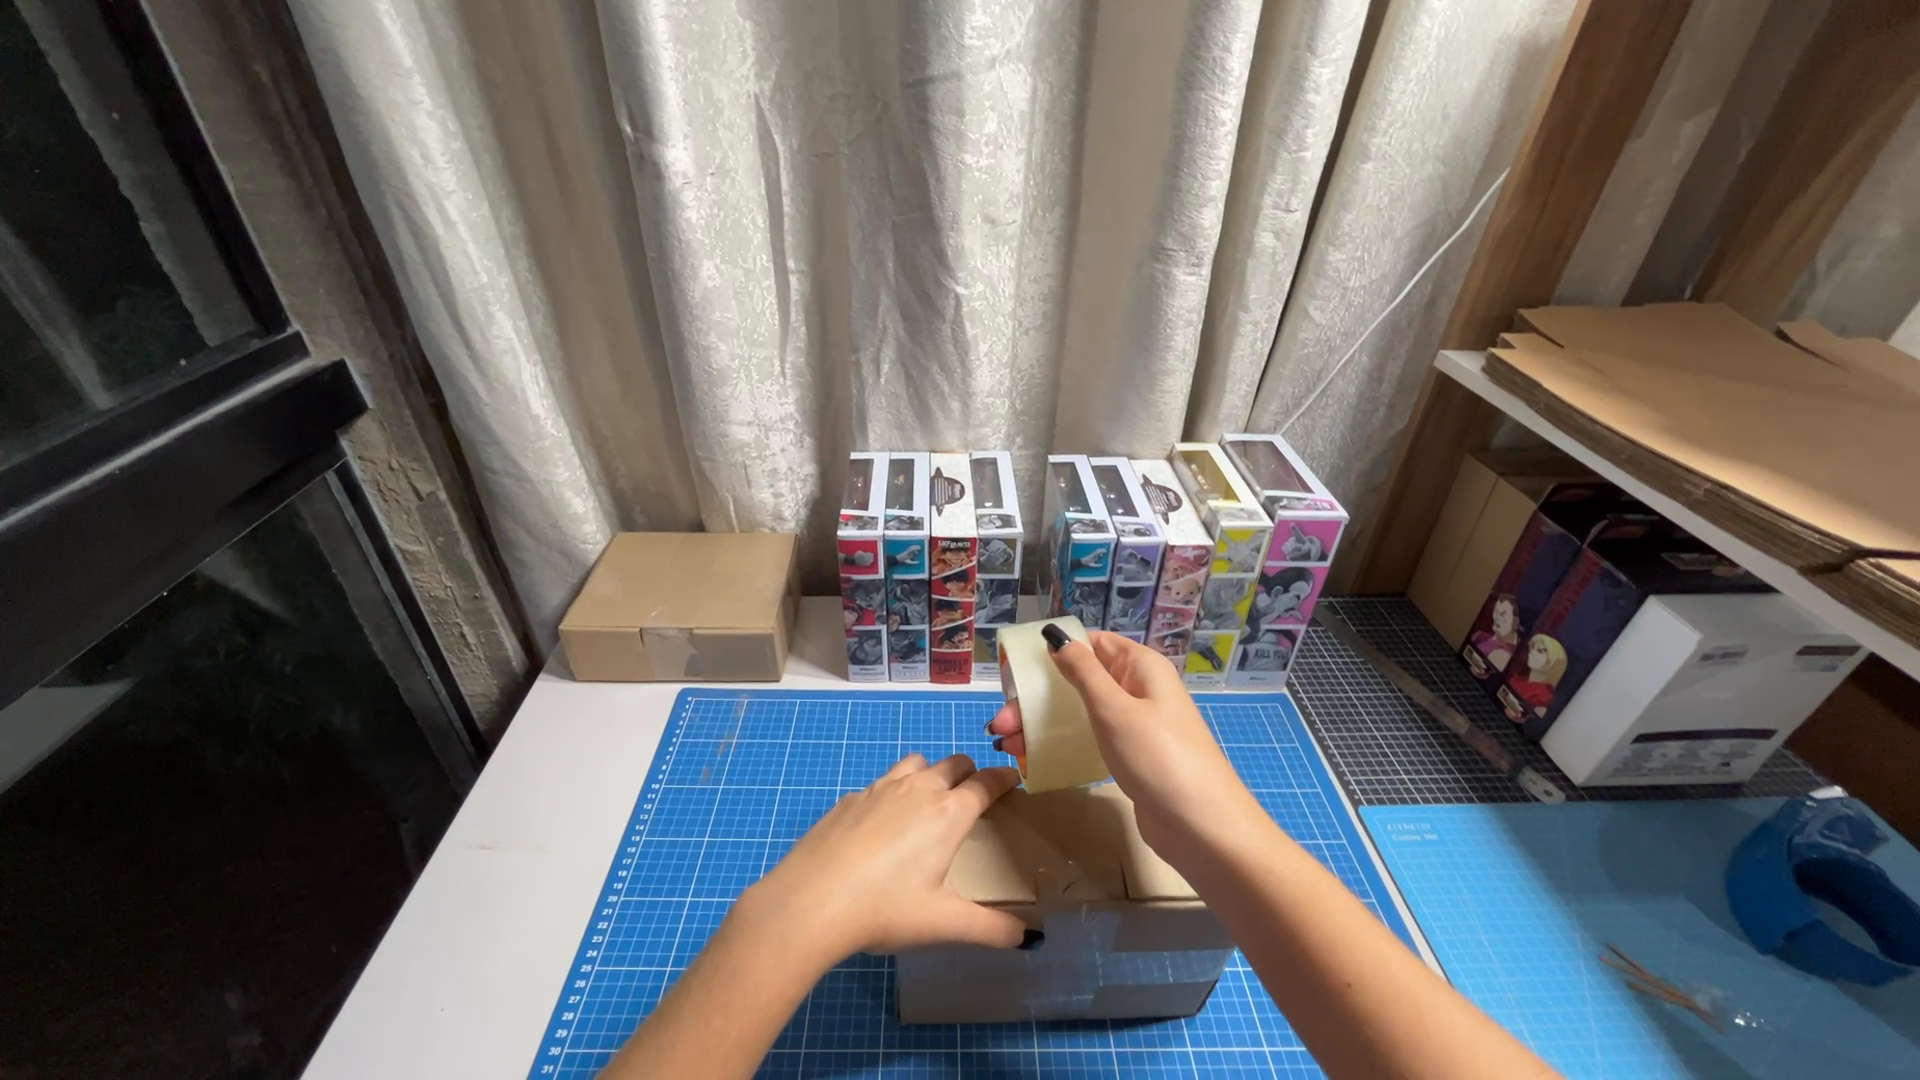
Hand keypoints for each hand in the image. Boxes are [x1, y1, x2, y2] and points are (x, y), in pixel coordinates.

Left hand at [732, 754, 1026, 968]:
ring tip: (929, 799)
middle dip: (970, 772)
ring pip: (916, 763)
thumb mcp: (944, 924)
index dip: (1004, 779)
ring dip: (931, 772)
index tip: (1014, 781)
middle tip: (974, 795)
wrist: (811, 900)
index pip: (985, 783)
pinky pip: (882, 782)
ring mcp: (880, 789)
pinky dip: (894, 791)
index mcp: (948, 813)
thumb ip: (991, 928)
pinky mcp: (850, 798)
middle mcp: (918, 789)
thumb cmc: (885, 909)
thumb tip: (1028, 937)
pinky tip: (883, 823)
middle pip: (953, 763)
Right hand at [985, 630, 1264, 853]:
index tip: (1015, 671)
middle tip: (1000, 722)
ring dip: (1041, 724)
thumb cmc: (1158, 756)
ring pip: (1079, 713)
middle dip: (1036, 698)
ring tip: (1006, 745)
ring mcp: (1135, 725)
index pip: (1092, 643)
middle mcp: (1138, 689)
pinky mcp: (1130, 757)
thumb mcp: (1114, 708)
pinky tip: (1032, 759)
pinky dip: (1061, 744)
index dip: (1055, 650)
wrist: (1203, 827)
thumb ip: (1082, 670)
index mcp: (1140, 667)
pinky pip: (1089, 740)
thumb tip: (1057, 635)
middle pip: (1078, 681)